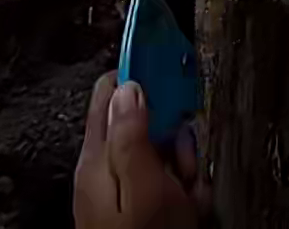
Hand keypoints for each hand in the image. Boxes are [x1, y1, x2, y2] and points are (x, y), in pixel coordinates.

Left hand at [74, 74, 203, 228]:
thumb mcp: (145, 189)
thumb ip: (131, 135)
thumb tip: (127, 84)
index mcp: (97, 158)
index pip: (109, 91)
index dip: (139, 79)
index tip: (169, 86)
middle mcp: (103, 168)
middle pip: (141, 121)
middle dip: (172, 132)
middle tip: (184, 161)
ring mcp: (119, 190)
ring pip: (159, 150)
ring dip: (183, 163)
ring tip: (191, 193)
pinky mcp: (136, 208)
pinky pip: (163, 180)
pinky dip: (182, 187)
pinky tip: (190, 207)